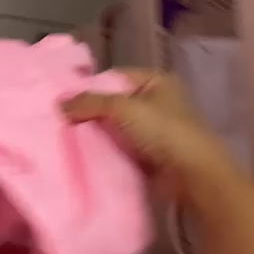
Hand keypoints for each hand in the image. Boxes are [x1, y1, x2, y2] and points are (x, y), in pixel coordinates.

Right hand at [63, 69, 244, 202]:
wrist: (193, 177)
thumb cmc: (163, 132)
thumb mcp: (122, 107)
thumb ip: (89, 102)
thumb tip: (60, 105)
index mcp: (156, 81)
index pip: (113, 77)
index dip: (89, 87)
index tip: (65, 100)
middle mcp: (157, 101)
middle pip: (112, 102)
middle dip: (90, 112)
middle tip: (63, 120)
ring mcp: (156, 129)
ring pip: (115, 126)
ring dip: (97, 133)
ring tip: (69, 137)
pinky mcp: (152, 153)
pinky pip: (122, 146)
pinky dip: (107, 149)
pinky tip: (87, 153)